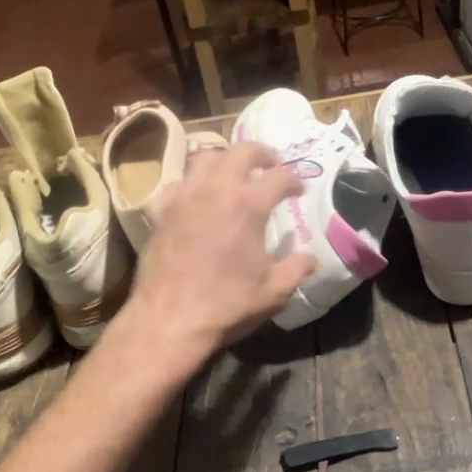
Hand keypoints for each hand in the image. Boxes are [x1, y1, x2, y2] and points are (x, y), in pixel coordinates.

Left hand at [123, 142, 314, 356]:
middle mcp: (215, 190)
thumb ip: (296, 269)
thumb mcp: (274, 292)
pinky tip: (196, 197)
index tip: (299, 191)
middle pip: (241, 151)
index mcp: (249, 205)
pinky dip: (190, 183)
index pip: (279, 176)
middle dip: (261, 153)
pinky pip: (176, 183)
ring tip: (233, 173)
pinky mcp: (160, 211)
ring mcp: (184, 197)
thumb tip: (310, 258)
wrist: (170, 320)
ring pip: (204, 158)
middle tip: (270, 164)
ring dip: (224, 159)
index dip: (294, 180)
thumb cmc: (227, 305)